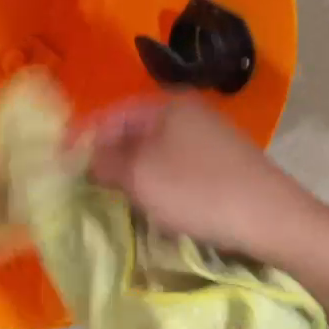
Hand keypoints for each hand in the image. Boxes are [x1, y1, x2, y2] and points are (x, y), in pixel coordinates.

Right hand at [86, 100, 312, 261]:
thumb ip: (102, 162)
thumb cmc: (199, 193)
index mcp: (166, 106)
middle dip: (103, 158)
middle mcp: (188, 115)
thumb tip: (79, 157)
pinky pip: (173, 170)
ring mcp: (208, 141)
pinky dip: (154, 185)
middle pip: (130, 133)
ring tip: (109, 201)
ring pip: (152, 154)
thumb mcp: (140, 176)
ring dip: (128, 176)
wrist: (273, 222)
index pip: (108, 114)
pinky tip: (149, 207)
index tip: (55, 164)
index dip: (79, 137)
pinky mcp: (222, 167)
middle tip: (79, 186)